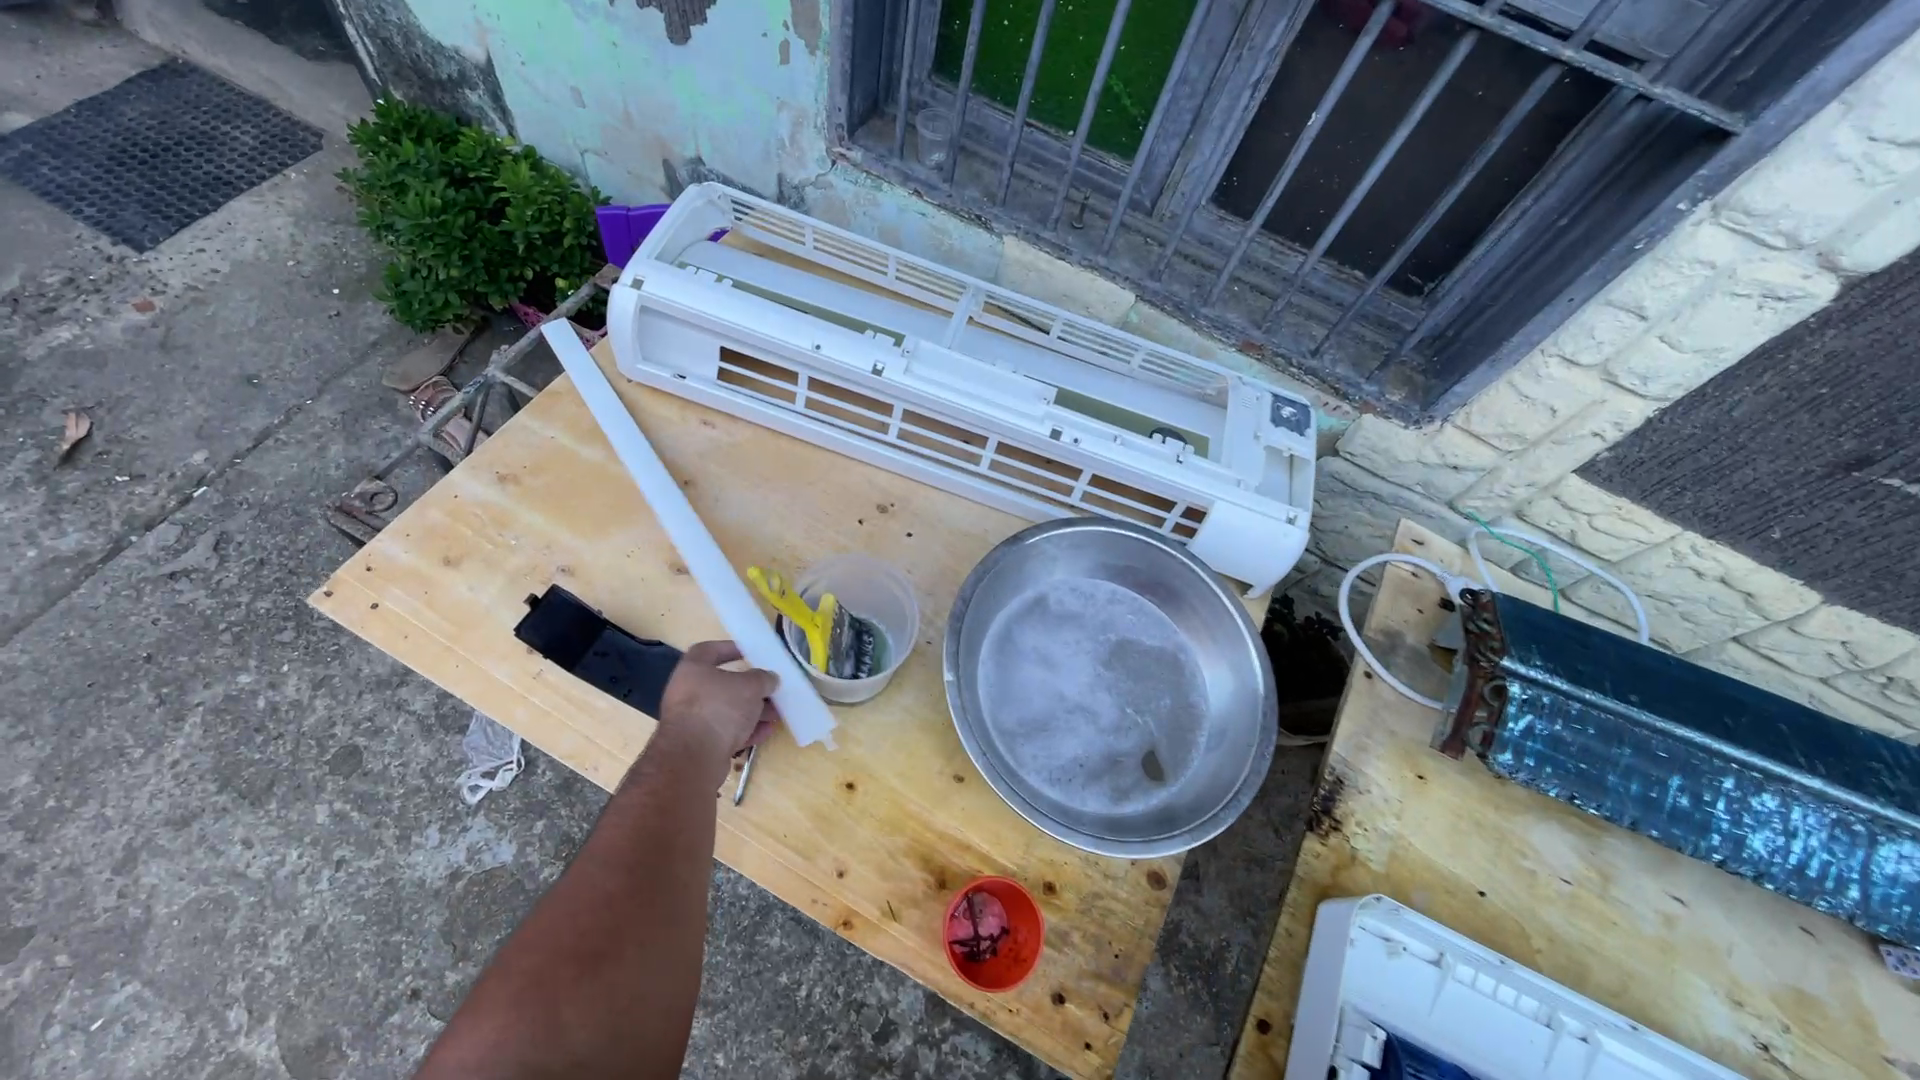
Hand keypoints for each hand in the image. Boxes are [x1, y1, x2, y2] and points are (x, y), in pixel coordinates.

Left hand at [657, 640, 779, 759]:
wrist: (694, 756)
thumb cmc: (719, 707)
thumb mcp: (750, 686)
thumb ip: (763, 678)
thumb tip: (770, 679)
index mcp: (693, 670)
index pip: (708, 650)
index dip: (730, 648)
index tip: (750, 652)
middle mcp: (688, 693)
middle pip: (724, 685)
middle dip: (751, 689)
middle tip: (772, 690)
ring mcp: (693, 720)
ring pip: (728, 711)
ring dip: (753, 712)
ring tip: (777, 714)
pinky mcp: (700, 744)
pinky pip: (726, 732)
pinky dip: (746, 730)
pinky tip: (766, 732)